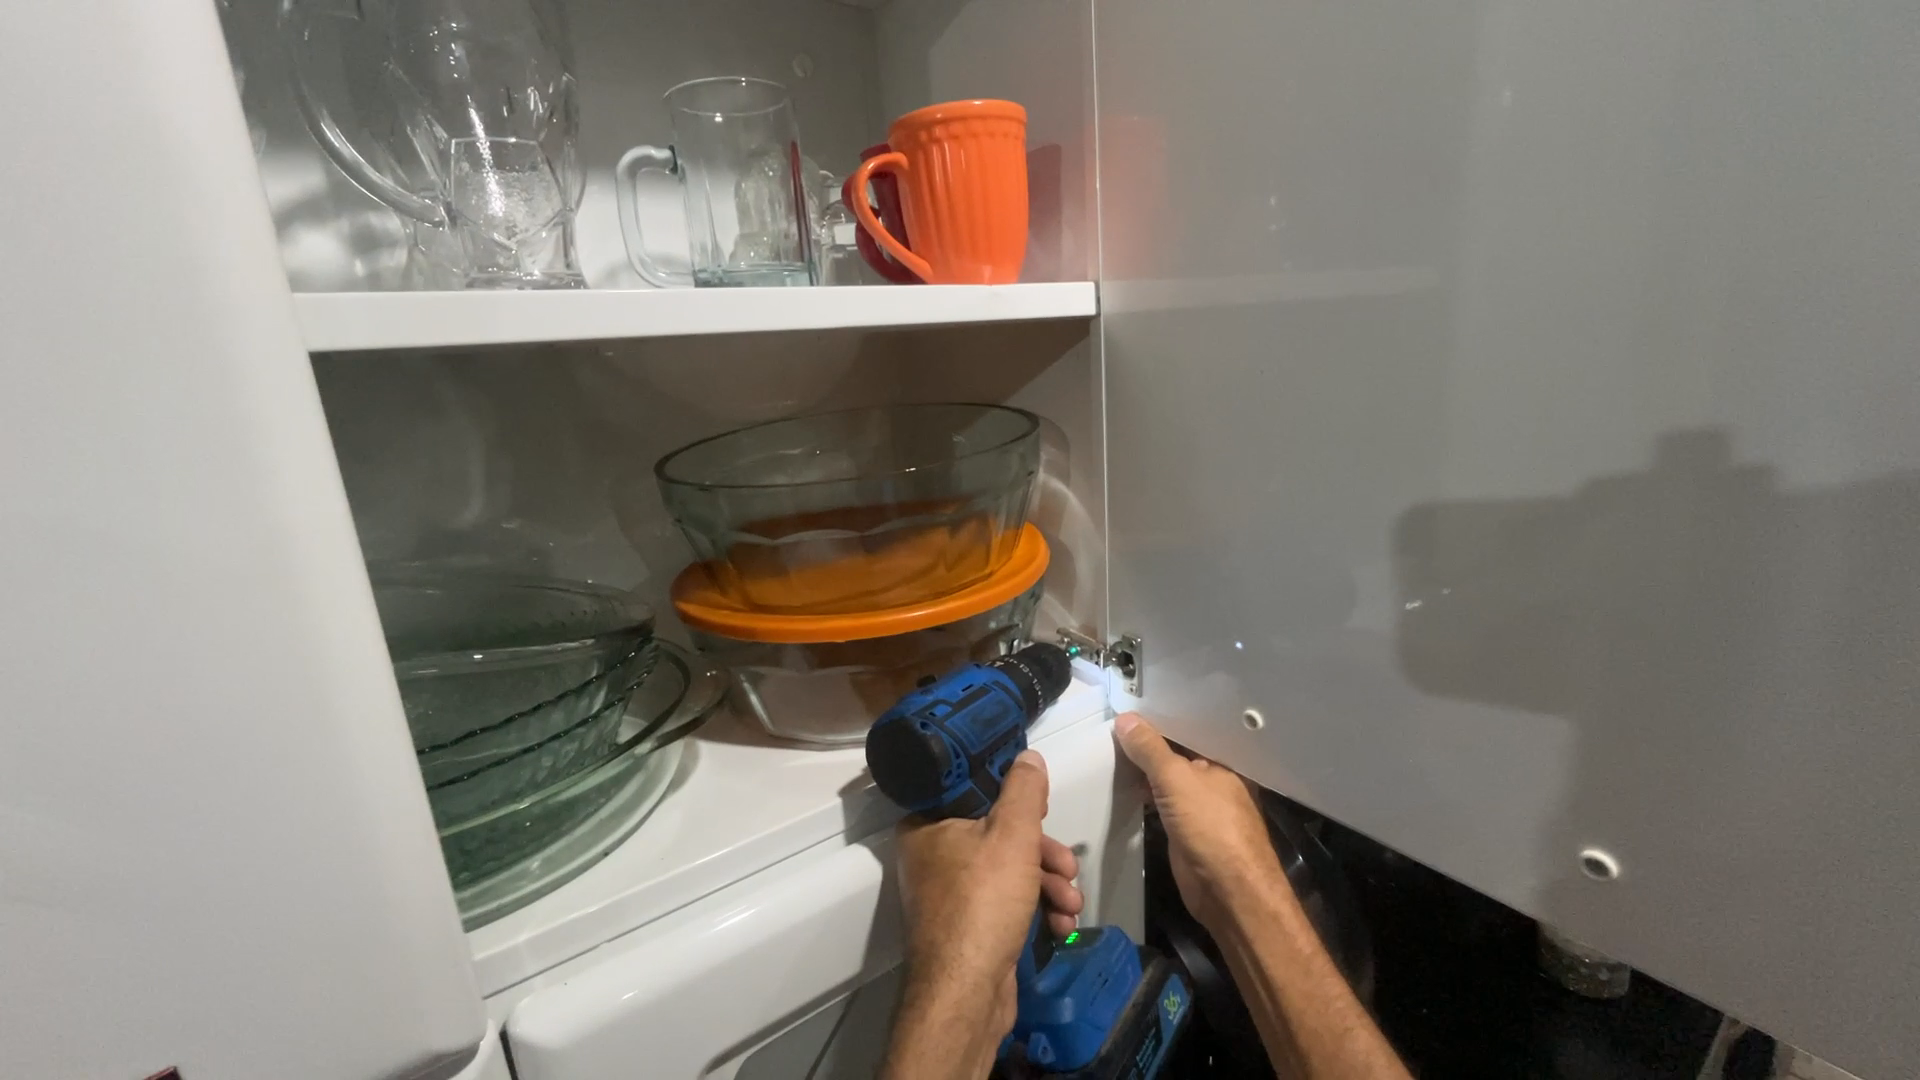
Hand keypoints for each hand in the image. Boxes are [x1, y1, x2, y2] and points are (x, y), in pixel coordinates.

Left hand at [881, 749, 1083, 1079]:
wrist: (968, 996)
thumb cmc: (983, 902)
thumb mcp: (1012, 835)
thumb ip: (1024, 791)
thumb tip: (1028, 757)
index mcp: (926, 824)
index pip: (972, 791)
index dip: (1012, 795)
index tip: (1042, 807)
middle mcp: (932, 854)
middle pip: (999, 833)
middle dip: (1043, 851)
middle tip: (1067, 864)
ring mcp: (949, 893)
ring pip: (1008, 868)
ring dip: (1048, 882)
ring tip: (1071, 901)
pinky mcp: (969, 924)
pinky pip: (1006, 900)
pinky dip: (1036, 907)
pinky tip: (1061, 923)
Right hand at [1114, 713, 1288, 935]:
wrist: (1228, 893)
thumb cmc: (1211, 827)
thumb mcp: (1177, 779)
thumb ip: (1150, 749)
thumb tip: (1125, 719)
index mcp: (1223, 761)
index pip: (1189, 729)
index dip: (1161, 717)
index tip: (1131, 703)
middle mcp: (1214, 779)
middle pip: (1176, 753)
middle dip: (1149, 741)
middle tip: (1113, 722)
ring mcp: (1199, 805)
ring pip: (1167, 778)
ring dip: (1143, 767)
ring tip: (1110, 746)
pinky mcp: (1185, 828)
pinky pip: (1160, 800)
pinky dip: (1143, 791)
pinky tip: (1121, 781)